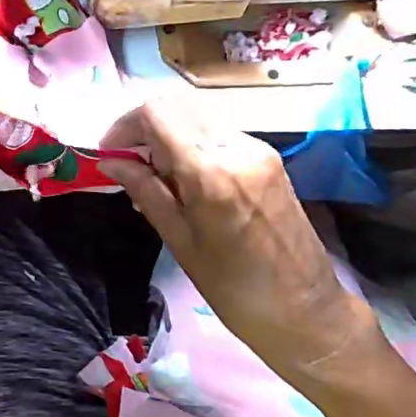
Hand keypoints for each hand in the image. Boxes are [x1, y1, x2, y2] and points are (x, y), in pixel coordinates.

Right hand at [96, 98, 386, 386]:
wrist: (306, 311)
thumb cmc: (234, 289)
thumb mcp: (179, 240)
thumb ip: (145, 191)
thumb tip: (110, 162)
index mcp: (211, 171)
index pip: (157, 113)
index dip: (124, 125)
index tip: (109, 152)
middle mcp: (237, 147)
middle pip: (177, 105)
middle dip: (144, 127)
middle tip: (127, 161)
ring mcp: (257, 149)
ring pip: (198, 117)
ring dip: (168, 136)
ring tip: (154, 177)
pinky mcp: (268, 158)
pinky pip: (218, 135)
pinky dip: (192, 146)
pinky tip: (184, 182)